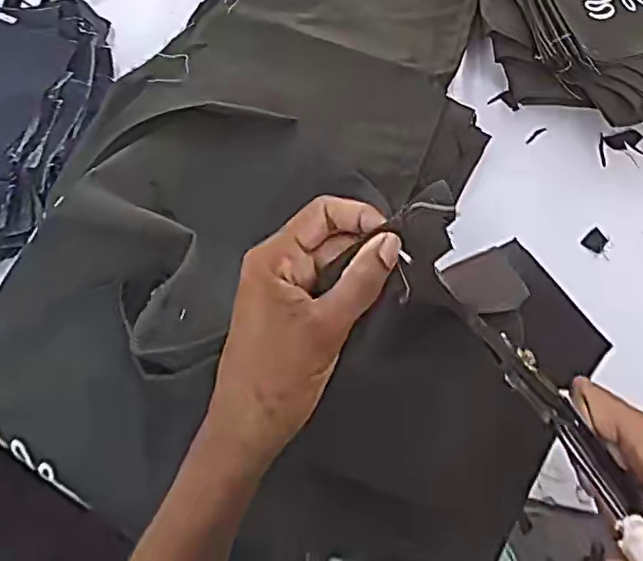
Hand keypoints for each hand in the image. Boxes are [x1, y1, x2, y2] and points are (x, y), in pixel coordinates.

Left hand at [201, 195, 399, 468]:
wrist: (247, 431)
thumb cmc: (272, 383)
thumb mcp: (328, 326)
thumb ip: (362, 280)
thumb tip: (389, 244)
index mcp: (273, 257)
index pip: (322, 212)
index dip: (358, 215)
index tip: (389, 234)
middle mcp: (275, 264)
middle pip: (329, 233)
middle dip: (364, 242)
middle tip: (395, 259)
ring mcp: (283, 285)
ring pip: (330, 258)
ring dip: (358, 265)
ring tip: (384, 280)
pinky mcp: (291, 306)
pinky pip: (325, 281)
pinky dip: (348, 285)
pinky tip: (365, 298)